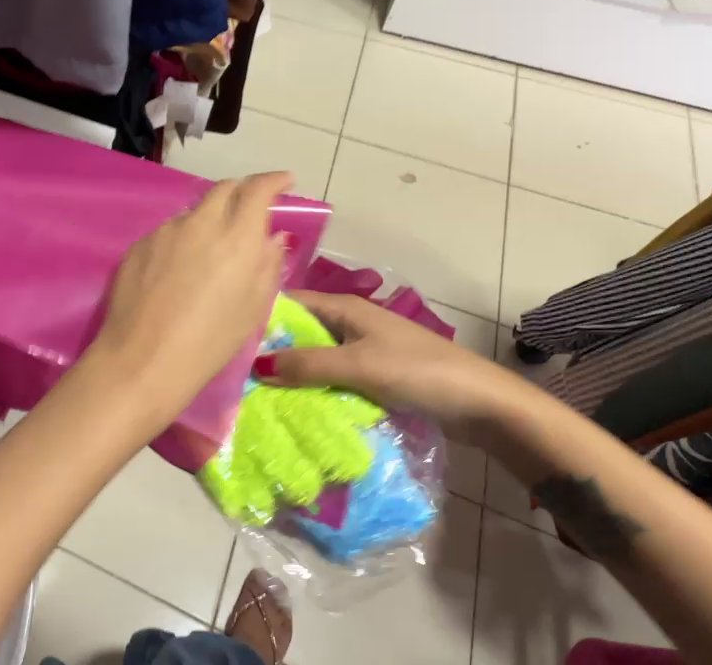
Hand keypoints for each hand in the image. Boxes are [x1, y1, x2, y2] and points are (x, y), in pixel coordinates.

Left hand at [84, 174, 291, 422]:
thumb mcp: (252, 309)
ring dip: (209, 219)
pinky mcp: (139, 244)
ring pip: (194, 212)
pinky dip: (182, 240)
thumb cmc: (209, 343)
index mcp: (236, 237)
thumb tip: (272, 238)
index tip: (284, 181)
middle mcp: (200, 223)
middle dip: (241, 191)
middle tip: (250, 208)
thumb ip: (266, 265)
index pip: (257, 190)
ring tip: (211, 251)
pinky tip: (178, 270)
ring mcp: (165, 231)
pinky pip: (168, 233)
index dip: (273, 180)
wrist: (142, 359)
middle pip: (223, 190)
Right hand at [253, 291, 540, 448]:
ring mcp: (363, 351)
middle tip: (235, 374)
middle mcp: (350, 323)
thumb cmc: (420, 372)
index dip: (260, 316)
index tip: (227, 338)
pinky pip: (332, 379)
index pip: (289, 302)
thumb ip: (308, 365)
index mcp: (345, 308)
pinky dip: (314, 390)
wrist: (484, 406)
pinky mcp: (374, 377)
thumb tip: (256, 366)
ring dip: (292, 374)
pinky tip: (294, 407)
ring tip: (257, 394)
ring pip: (315, 358)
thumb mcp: (359, 366)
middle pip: (300, 332)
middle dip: (271, 349)